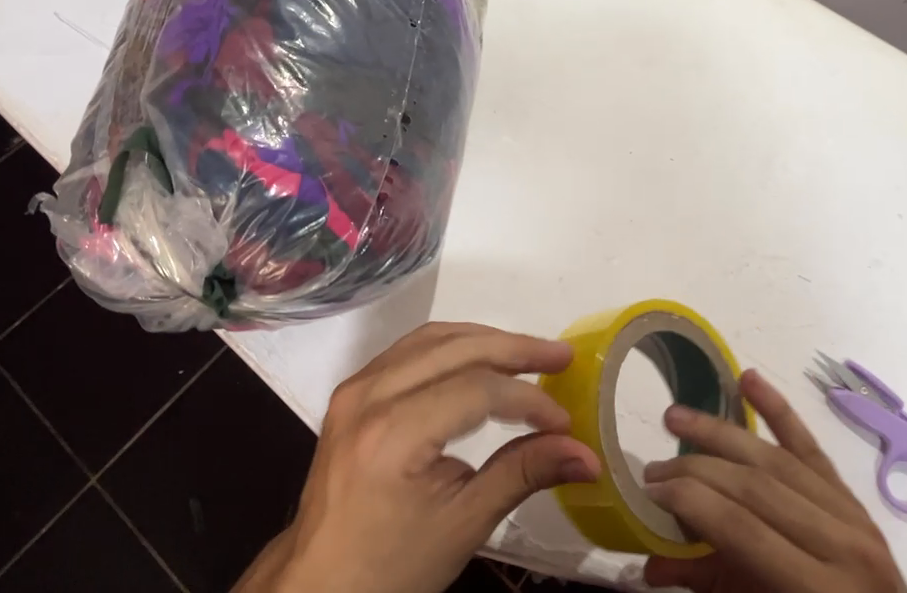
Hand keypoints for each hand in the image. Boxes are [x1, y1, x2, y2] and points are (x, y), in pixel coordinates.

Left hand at [234, 322, 600, 592]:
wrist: (319, 583)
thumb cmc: (393, 565)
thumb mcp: (464, 524)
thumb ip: (524, 474)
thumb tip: (586, 455)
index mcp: (392, 433)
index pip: (475, 390)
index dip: (527, 399)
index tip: (565, 420)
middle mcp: (369, 395)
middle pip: (454, 348)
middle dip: (514, 349)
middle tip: (561, 357)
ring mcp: (355, 388)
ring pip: (431, 339)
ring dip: (484, 340)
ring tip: (529, 354)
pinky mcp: (351, 391)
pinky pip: (409, 350)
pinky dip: (452, 347)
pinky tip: (481, 359)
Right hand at [641, 370, 905, 592]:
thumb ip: (708, 584)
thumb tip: (649, 561)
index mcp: (816, 588)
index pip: (741, 527)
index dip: (690, 501)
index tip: (649, 488)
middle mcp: (841, 545)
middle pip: (755, 486)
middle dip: (695, 469)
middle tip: (653, 467)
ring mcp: (853, 517)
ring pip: (776, 460)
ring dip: (720, 431)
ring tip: (675, 417)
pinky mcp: (853, 500)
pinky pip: (811, 449)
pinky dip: (779, 410)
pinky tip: (749, 379)